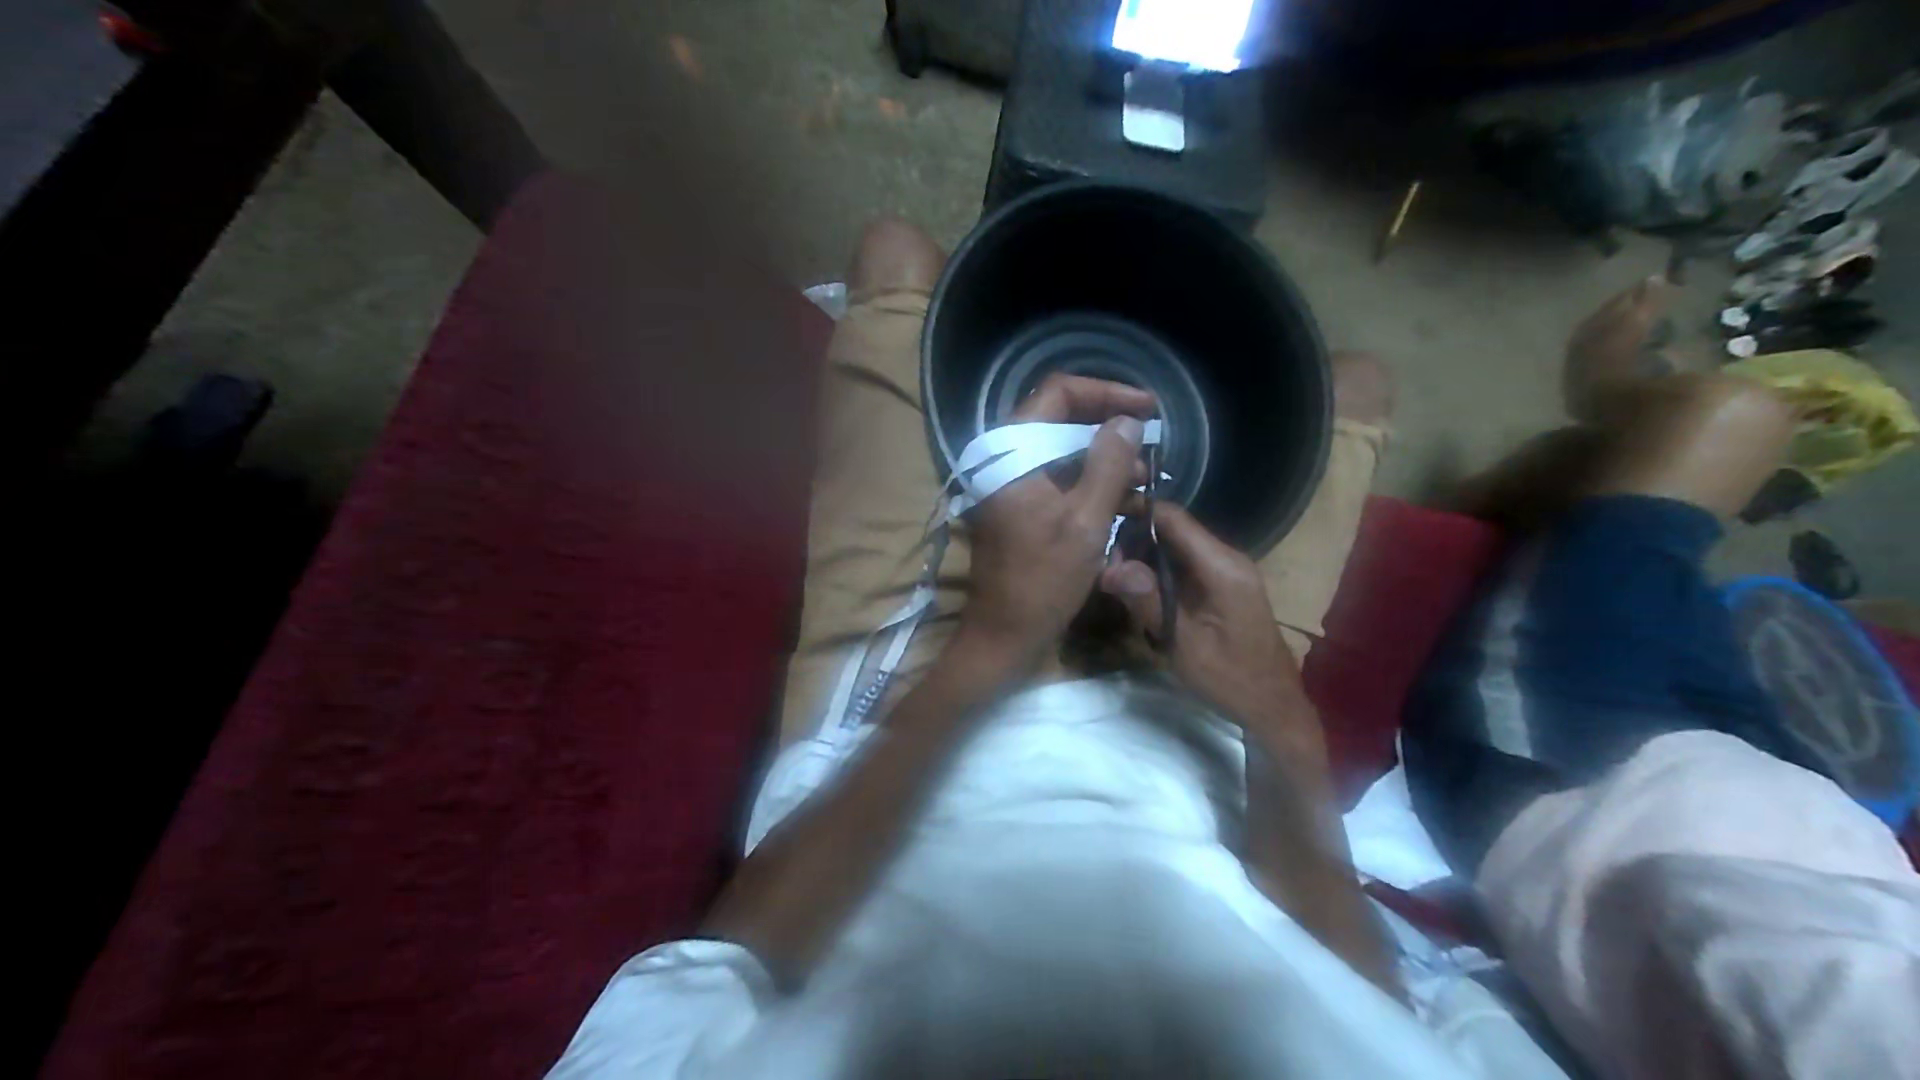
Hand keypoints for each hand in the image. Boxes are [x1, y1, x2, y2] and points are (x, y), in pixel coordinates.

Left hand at [961, 375, 1156, 660]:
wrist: (1005, 632)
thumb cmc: (1044, 580)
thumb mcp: (1086, 521)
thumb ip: (1108, 465)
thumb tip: (1128, 421)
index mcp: (1011, 453)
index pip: (1058, 393)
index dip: (1106, 393)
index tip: (1148, 408)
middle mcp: (1004, 458)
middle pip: (1060, 419)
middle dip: (1109, 430)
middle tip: (1150, 446)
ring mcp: (1009, 482)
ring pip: (1062, 451)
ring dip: (1104, 460)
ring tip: (1145, 480)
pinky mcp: (1018, 504)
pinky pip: (1057, 479)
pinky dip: (1090, 484)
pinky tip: (1127, 502)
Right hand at [1099, 502, 1314, 745]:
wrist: (1272, 706)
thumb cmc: (1230, 678)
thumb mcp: (1183, 644)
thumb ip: (1148, 602)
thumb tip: (1110, 567)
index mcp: (1222, 567)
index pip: (1173, 519)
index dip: (1136, 511)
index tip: (1099, 519)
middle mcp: (1226, 560)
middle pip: (1171, 531)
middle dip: (1134, 543)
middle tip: (1106, 570)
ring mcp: (1226, 572)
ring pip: (1174, 548)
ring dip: (1144, 559)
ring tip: (1116, 583)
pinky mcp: (1221, 586)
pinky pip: (1183, 566)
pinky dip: (1158, 573)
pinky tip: (1139, 594)